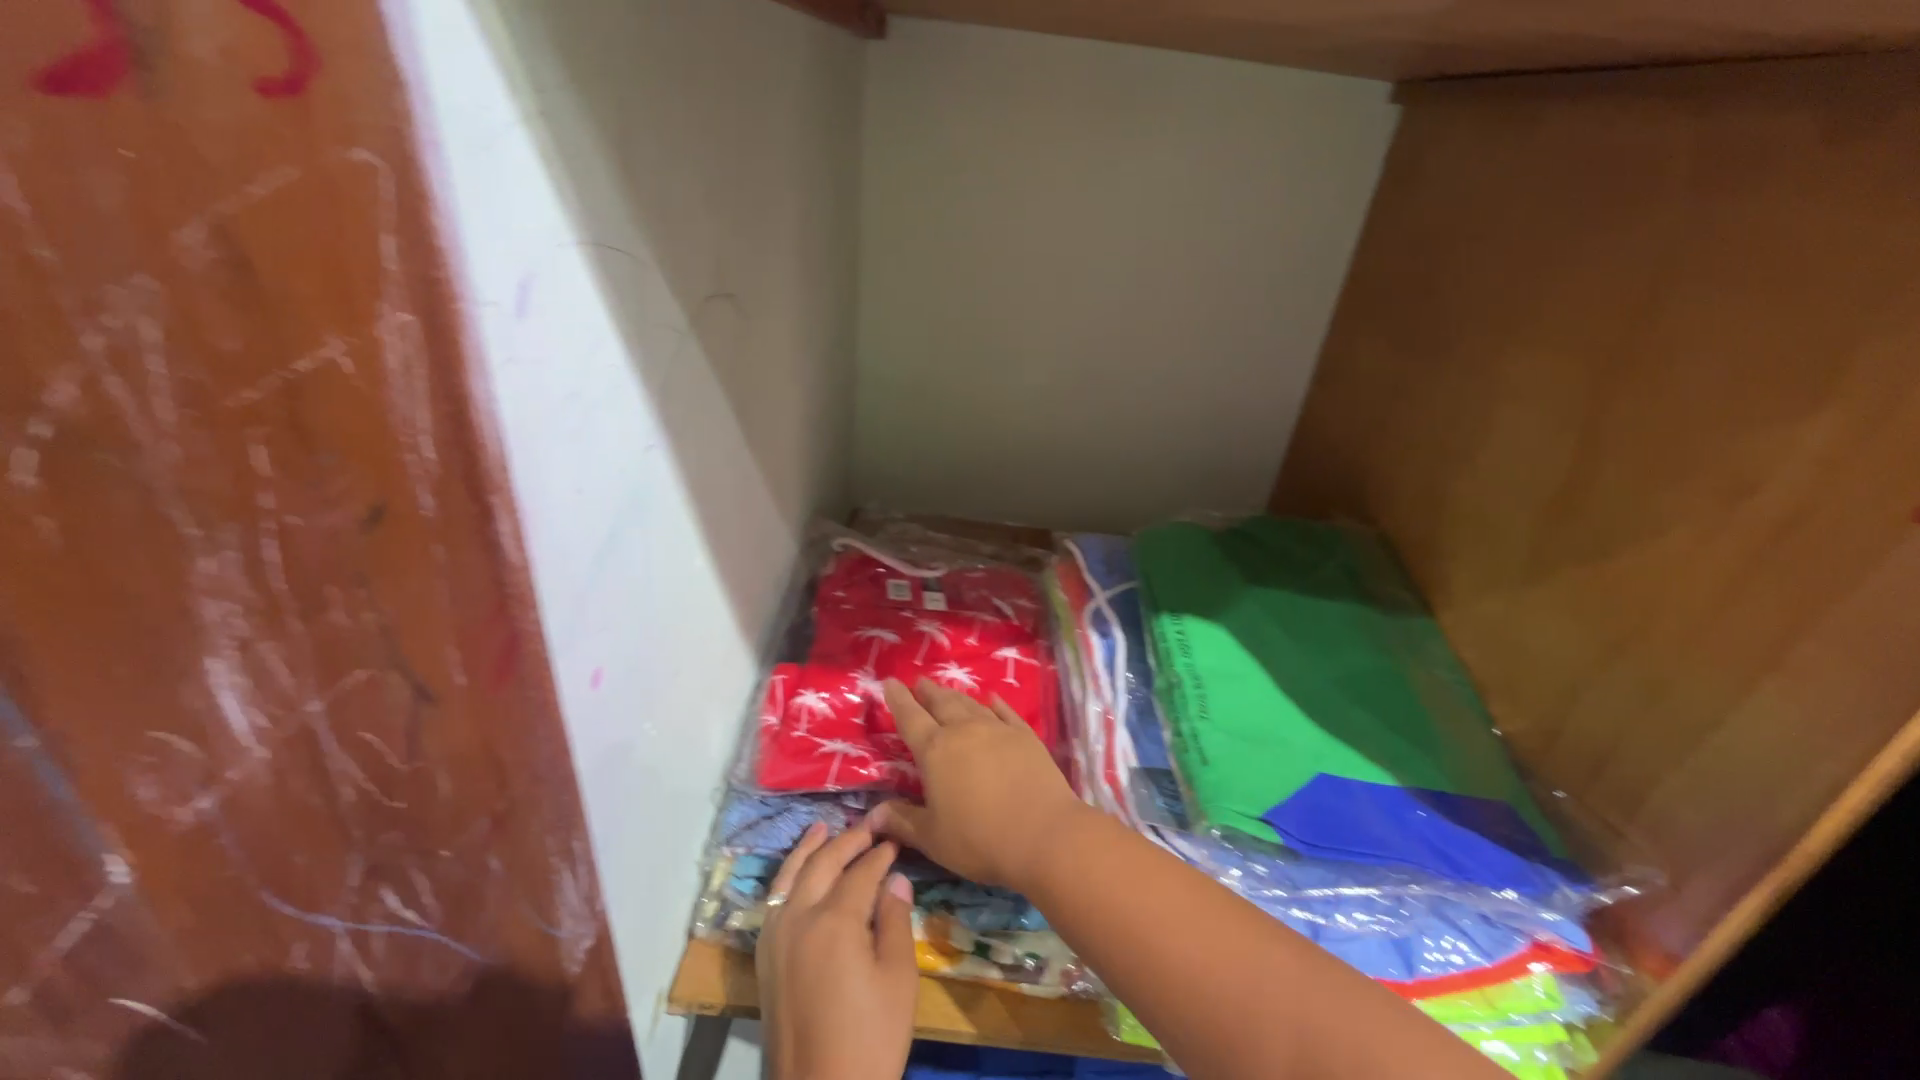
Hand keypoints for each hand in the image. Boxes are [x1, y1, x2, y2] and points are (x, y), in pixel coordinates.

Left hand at [757, 819, 917, 1079]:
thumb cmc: (871, 1036)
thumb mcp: (898, 979)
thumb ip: (895, 922)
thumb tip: (895, 880)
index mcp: (834, 921)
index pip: (861, 872)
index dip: (880, 855)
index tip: (896, 842)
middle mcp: (798, 918)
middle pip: (821, 864)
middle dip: (846, 841)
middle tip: (867, 827)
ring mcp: (775, 936)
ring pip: (789, 876)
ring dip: (809, 850)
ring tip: (822, 828)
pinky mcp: (764, 957)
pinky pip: (774, 901)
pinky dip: (788, 877)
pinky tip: (798, 876)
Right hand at [874, 678, 1084, 889]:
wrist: (1045, 835)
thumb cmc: (980, 840)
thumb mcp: (933, 838)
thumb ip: (902, 822)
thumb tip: (871, 815)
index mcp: (935, 751)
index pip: (910, 718)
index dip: (898, 700)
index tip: (890, 682)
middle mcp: (964, 731)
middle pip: (941, 703)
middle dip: (927, 692)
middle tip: (919, 682)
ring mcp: (998, 730)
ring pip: (971, 704)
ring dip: (956, 696)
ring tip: (946, 690)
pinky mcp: (1026, 737)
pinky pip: (1005, 712)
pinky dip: (994, 703)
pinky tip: (991, 698)